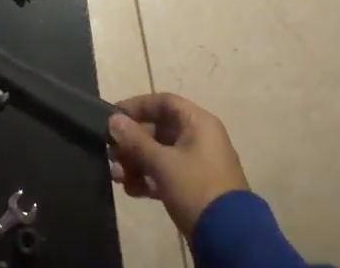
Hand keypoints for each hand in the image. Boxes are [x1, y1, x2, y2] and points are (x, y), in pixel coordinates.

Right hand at [107, 93, 249, 235]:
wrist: (229, 238)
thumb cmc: (196, 188)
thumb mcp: (162, 163)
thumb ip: (136, 140)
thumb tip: (114, 119)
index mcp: (199, 124)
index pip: (164, 102)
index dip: (137, 106)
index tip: (113, 116)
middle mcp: (200, 139)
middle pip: (159, 130)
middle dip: (132, 142)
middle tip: (111, 152)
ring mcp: (198, 164)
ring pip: (161, 154)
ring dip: (137, 162)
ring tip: (117, 176)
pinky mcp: (194, 188)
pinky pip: (167, 174)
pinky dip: (148, 179)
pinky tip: (130, 189)